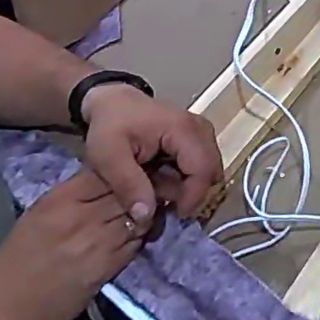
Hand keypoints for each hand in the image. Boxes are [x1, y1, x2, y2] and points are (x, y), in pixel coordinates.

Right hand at [0, 169, 143, 319]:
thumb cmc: (17, 259)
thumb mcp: (40, 215)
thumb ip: (77, 194)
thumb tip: (115, 175)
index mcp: (60, 202)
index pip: (110, 173)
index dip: (128, 174)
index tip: (137, 176)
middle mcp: (81, 218)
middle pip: (131, 193)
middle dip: (145, 192)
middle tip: (151, 193)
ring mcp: (96, 243)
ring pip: (141, 215)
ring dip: (147, 214)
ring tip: (145, 214)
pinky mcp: (107, 266)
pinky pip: (138, 241)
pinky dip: (141, 237)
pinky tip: (133, 238)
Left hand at [81, 82, 221, 222]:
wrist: (113, 102)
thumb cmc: (109, 126)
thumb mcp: (107, 158)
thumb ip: (128, 185)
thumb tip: (147, 217)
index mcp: (184, 130)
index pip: (203, 168)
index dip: (194, 196)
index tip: (176, 217)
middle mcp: (202, 129)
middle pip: (212, 169)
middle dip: (193, 192)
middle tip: (166, 207)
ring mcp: (204, 131)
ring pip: (210, 167)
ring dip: (190, 185)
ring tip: (161, 193)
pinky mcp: (200, 136)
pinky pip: (204, 162)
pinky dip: (188, 176)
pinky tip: (165, 180)